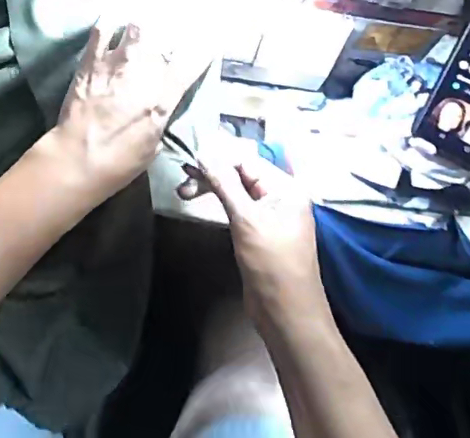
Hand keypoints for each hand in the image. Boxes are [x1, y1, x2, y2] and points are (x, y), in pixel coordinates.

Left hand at [36, 24, 200, 204]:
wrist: (76, 161)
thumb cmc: (119, 162)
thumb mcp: (155, 142)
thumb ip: (162, 112)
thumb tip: (164, 98)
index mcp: (164, 96)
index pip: (193, 61)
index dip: (205, 46)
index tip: (210, 36)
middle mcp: (145, 72)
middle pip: (168, 35)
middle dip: (177, 25)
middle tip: (179, 18)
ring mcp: (117, 62)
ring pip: (138, 25)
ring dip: (146, 21)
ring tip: (148, 15)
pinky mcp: (91, 60)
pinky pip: (103, 29)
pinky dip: (111, 20)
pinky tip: (115, 16)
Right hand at [182, 138, 326, 321]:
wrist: (287, 316)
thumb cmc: (271, 264)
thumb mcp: (247, 221)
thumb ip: (225, 184)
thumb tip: (205, 153)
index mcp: (286, 186)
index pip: (248, 161)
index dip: (219, 157)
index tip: (190, 157)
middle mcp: (281, 195)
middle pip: (242, 174)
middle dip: (213, 173)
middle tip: (183, 175)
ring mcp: (271, 214)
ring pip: (238, 191)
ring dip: (212, 188)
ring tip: (183, 190)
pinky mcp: (259, 231)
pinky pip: (238, 207)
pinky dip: (220, 202)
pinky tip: (200, 200)